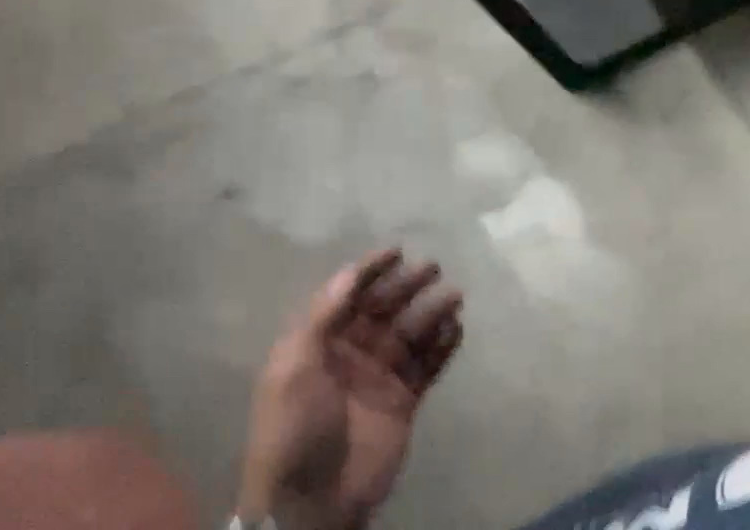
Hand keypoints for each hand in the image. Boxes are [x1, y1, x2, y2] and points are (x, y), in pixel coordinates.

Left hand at [238, 249, 462, 529]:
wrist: (313, 498)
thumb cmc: (295, 429)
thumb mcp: (293, 370)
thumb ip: (321, 320)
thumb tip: (349, 274)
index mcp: (316, 349)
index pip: (344, 300)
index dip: (367, 272)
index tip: (397, 250)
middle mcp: (349, 357)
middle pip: (383, 311)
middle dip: (406, 286)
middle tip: (433, 269)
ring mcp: (379, 379)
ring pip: (411, 333)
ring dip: (431, 311)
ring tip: (454, 297)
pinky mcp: (405, 399)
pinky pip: (429, 363)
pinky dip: (444, 344)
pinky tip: (456, 328)